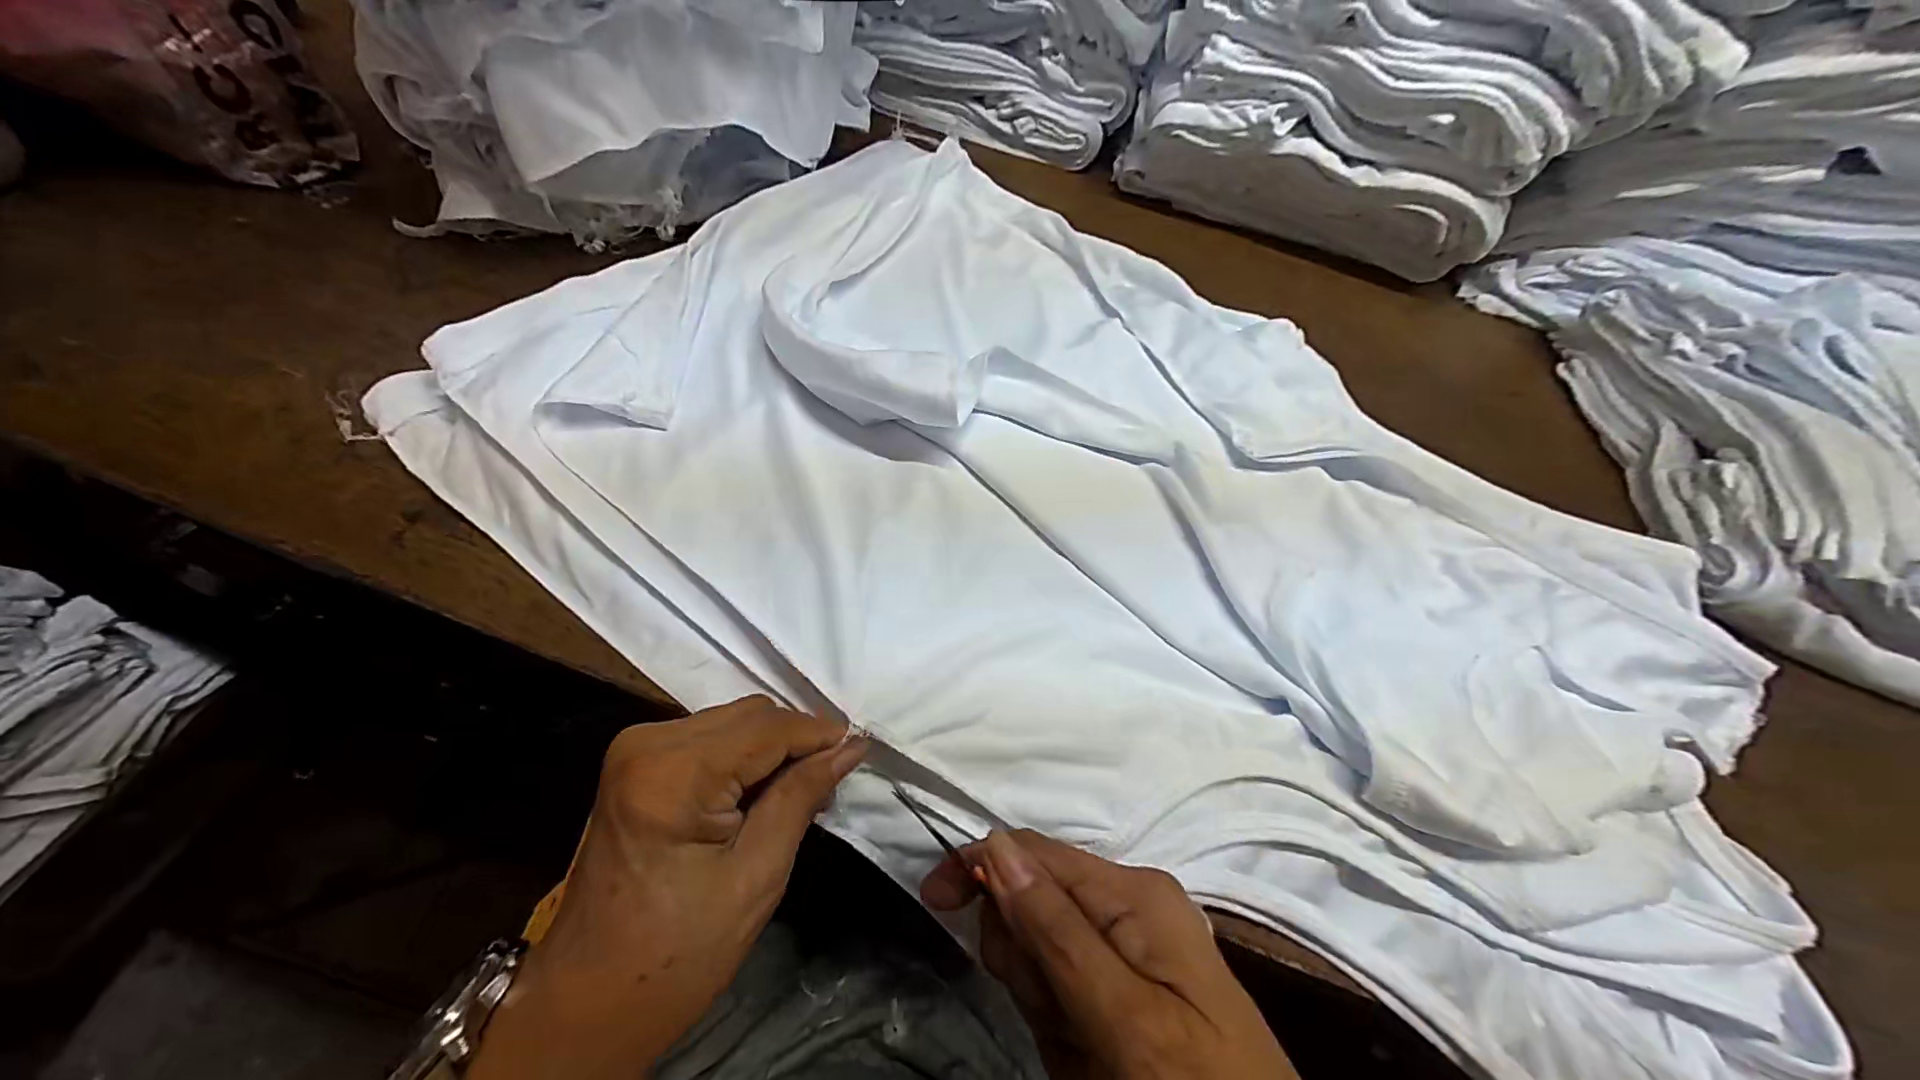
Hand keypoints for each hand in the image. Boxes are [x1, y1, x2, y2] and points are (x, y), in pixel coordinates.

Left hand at [469, 695, 866, 1079]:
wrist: (588, 999)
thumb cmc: (677, 953)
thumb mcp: (757, 875)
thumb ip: (802, 796)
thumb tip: (851, 746)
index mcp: (671, 773)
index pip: (767, 728)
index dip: (820, 735)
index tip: (861, 750)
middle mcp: (647, 743)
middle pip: (749, 715)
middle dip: (796, 742)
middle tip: (828, 783)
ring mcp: (635, 749)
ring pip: (733, 720)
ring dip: (772, 748)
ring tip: (798, 792)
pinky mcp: (635, 762)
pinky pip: (710, 737)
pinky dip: (744, 757)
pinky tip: (760, 792)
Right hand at [922, 830, 1296, 1079]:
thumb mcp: (1122, 1017)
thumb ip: (1055, 929)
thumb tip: (994, 843)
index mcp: (1133, 892)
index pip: (1033, 852)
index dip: (978, 865)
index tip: (934, 903)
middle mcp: (1130, 902)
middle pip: (1032, 898)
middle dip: (1020, 955)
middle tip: (1054, 1020)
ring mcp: (1130, 943)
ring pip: (1040, 945)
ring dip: (1038, 994)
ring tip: (1079, 1046)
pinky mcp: (1125, 979)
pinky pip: (1062, 980)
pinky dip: (1057, 1015)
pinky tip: (1086, 1052)